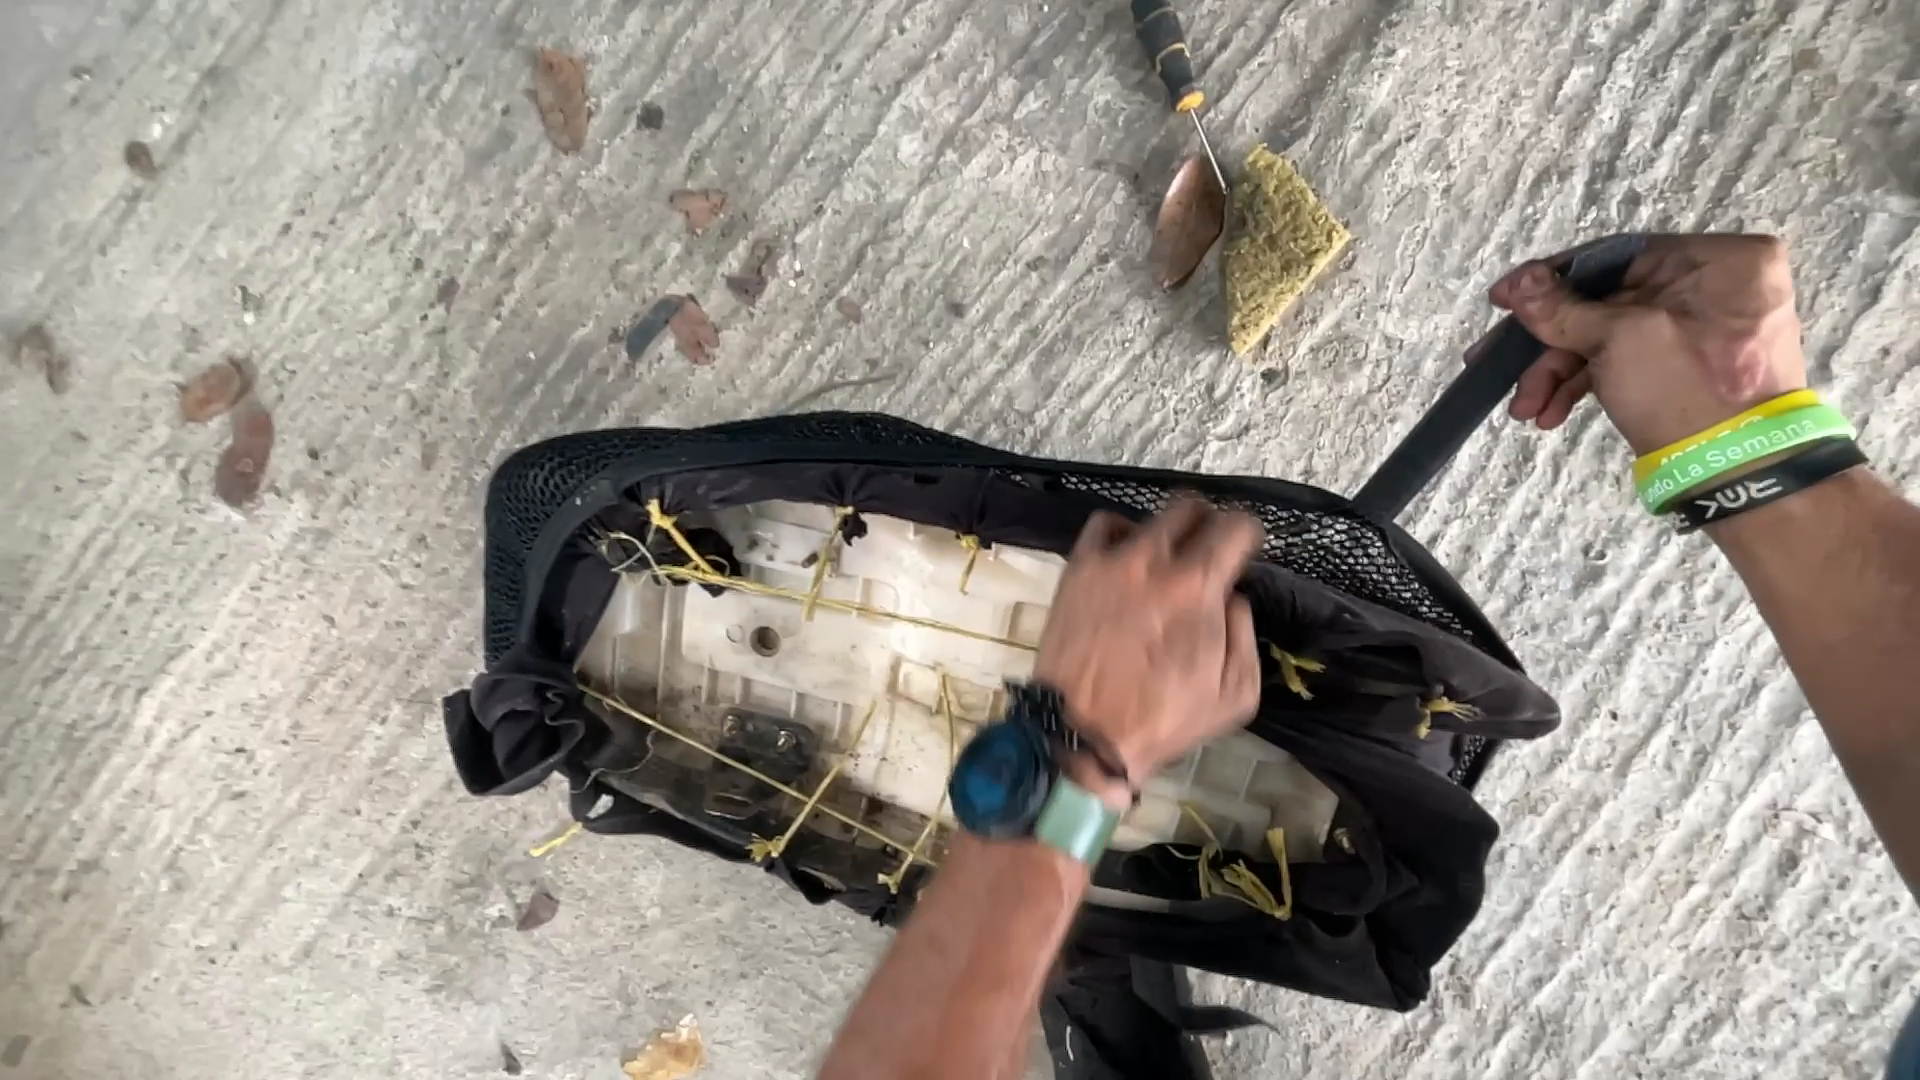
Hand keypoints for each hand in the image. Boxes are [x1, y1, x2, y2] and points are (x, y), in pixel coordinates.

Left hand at [1034, 499, 1263, 781]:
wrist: (1083, 732)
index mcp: (1197, 588)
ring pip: (1146, 514)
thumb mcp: (1236, 693)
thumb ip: (1243, 633)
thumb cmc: (1162, 719)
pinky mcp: (1076, 570)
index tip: (1242, 552)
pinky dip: (1119, 532)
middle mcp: (1153, 562)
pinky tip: (1125, 555)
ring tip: (1164, 557)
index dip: (1247, 536)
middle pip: (1190, 507)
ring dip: (1165, 530)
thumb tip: (1229, 597)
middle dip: (1207, 523)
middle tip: (1206, 549)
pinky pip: (1101, 526)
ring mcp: (1109, 562)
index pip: (1236, 527)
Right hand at [1478, 234, 1808, 454]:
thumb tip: (1520, 282)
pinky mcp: (1677, 361)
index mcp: (1717, 261)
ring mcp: (1694, 326)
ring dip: (1553, 373)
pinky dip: (1578, 384)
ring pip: (1599, 336)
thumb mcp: (1619, 340)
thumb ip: (1563, 309)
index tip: (1501, 301)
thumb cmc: (1685, 388)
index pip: (1613, 257)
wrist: (1733, 467)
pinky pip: (1614, 360)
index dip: (1549, 280)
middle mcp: (1711, 284)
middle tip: (1491, 363)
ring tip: (1524, 408)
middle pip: (1599, 303)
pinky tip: (1549, 413)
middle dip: (1545, 344)